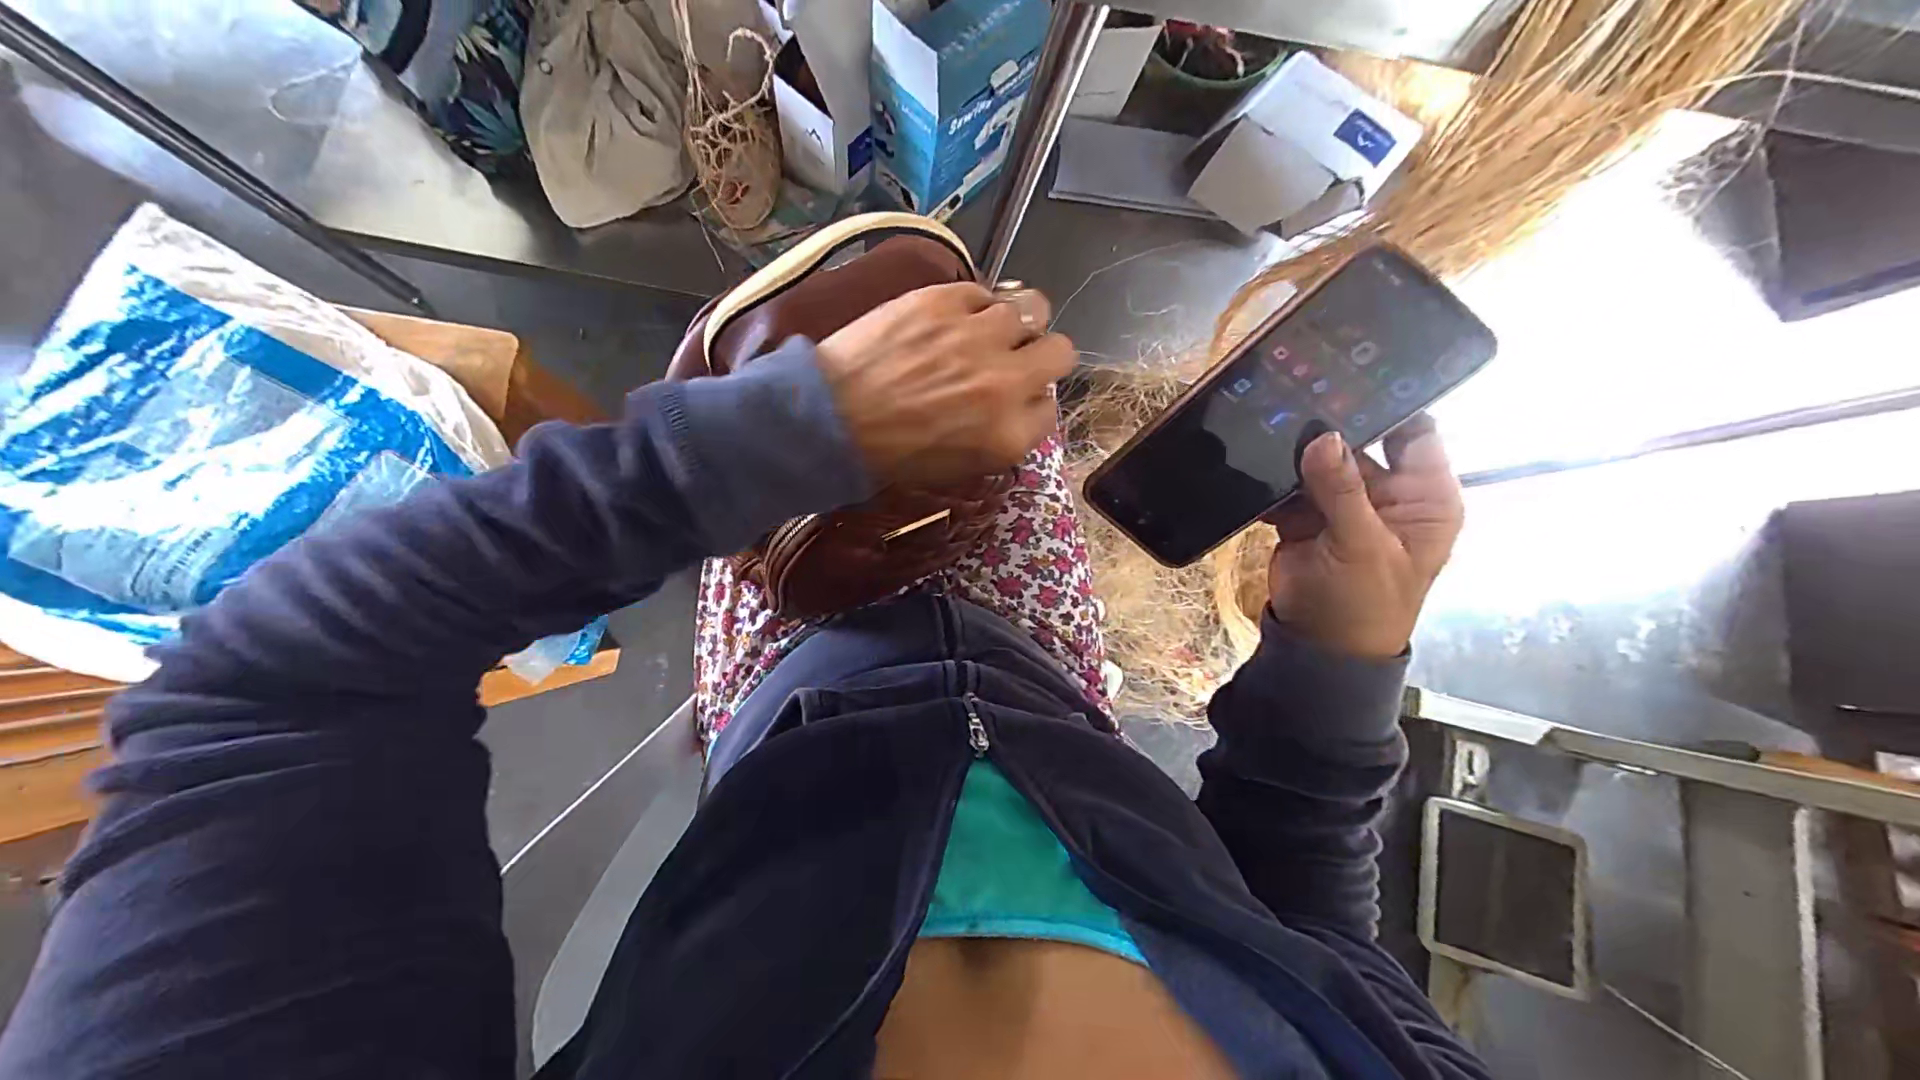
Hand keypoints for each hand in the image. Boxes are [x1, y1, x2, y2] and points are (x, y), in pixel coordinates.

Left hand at [815, 282, 1074, 485]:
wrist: (831, 418)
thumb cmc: (892, 454)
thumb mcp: (961, 466)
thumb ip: (1005, 434)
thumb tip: (1023, 403)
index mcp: (1010, 434)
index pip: (1051, 408)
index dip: (1033, 401)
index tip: (1014, 398)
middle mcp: (1006, 382)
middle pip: (1060, 352)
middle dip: (1042, 355)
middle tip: (1014, 357)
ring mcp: (978, 336)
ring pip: (1032, 309)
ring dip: (1013, 323)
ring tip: (985, 330)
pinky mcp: (945, 301)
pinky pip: (986, 292)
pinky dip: (977, 305)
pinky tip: (954, 319)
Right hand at [1263, 415, 1463, 659]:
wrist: (1317, 647)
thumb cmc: (1363, 603)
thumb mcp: (1362, 547)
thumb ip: (1342, 491)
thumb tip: (1322, 438)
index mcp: (1422, 497)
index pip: (1415, 434)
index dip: (1389, 405)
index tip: (1352, 377)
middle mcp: (1385, 494)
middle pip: (1358, 443)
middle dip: (1330, 425)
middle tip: (1295, 391)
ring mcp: (1341, 505)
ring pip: (1318, 463)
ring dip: (1294, 450)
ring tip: (1266, 418)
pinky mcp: (1305, 517)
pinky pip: (1288, 486)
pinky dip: (1271, 478)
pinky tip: (1251, 456)